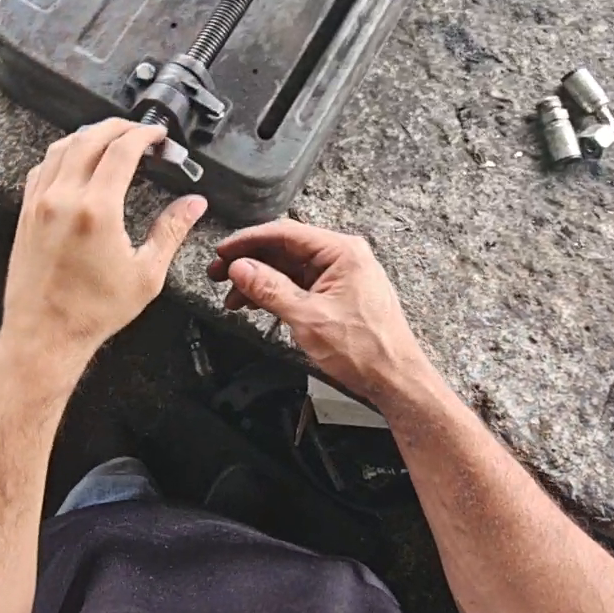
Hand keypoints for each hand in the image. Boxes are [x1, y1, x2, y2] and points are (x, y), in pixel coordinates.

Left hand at [3, 119, 206, 366]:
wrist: (44, 337)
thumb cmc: (91, 312)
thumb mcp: (146, 274)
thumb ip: (172, 231)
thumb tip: (193, 205)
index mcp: (97, 210)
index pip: (121, 150)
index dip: (144, 135)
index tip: (157, 136)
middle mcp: (63, 199)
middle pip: (90, 138)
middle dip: (119, 127)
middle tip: (140, 132)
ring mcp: (39, 204)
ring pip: (62, 147)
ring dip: (89, 135)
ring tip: (110, 140)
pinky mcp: (25, 214)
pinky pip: (42, 168)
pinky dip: (62, 154)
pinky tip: (75, 163)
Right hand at [208, 220, 431, 404]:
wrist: (395, 380)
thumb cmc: (364, 349)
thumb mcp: (307, 318)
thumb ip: (270, 289)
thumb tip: (239, 268)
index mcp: (341, 251)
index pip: (285, 232)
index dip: (248, 240)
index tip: (222, 251)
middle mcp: (342, 256)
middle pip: (285, 249)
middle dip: (250, 262)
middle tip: (218, 274)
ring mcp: (340, 275)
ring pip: (289, 268)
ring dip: (259, 280)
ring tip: (231, 297)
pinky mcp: (337, 294)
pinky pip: (299, 285)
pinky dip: (275, 293)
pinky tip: (254, 304)